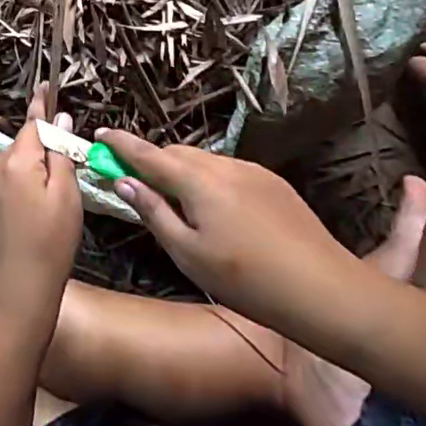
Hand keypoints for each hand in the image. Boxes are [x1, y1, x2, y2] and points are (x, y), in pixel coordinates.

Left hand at [0, 86, 82, 312]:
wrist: (13, 294)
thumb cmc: (49, 242)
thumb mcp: (66, 196)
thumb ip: (62, 154)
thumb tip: (60, 121)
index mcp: (16, 160)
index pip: (31, 122)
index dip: (42, 103)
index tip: (46, 83)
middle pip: (24, 145)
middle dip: (44, 145)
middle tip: (71, 158)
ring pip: (16, 166)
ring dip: (35, 168)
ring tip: (58, 192)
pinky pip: (8, 185)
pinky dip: (24, 187)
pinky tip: (38, 211)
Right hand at [96, 129, 365, 334]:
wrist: (325, 291)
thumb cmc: (247, 280)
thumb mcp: (187, 253)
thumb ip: (153, 212)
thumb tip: (124, 182)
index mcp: (197, 181)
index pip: (148, 154)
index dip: (121, 144)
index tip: (100, 134)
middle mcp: (223, 165)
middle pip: (176, 153)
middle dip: (151, 160)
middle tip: (134, 181)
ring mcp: (252, 171)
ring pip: (203, 160)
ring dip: (180, 171)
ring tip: (176, 204)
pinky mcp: (273, 182)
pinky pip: (226, 170)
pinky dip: (207, 179)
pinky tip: (215, 211)